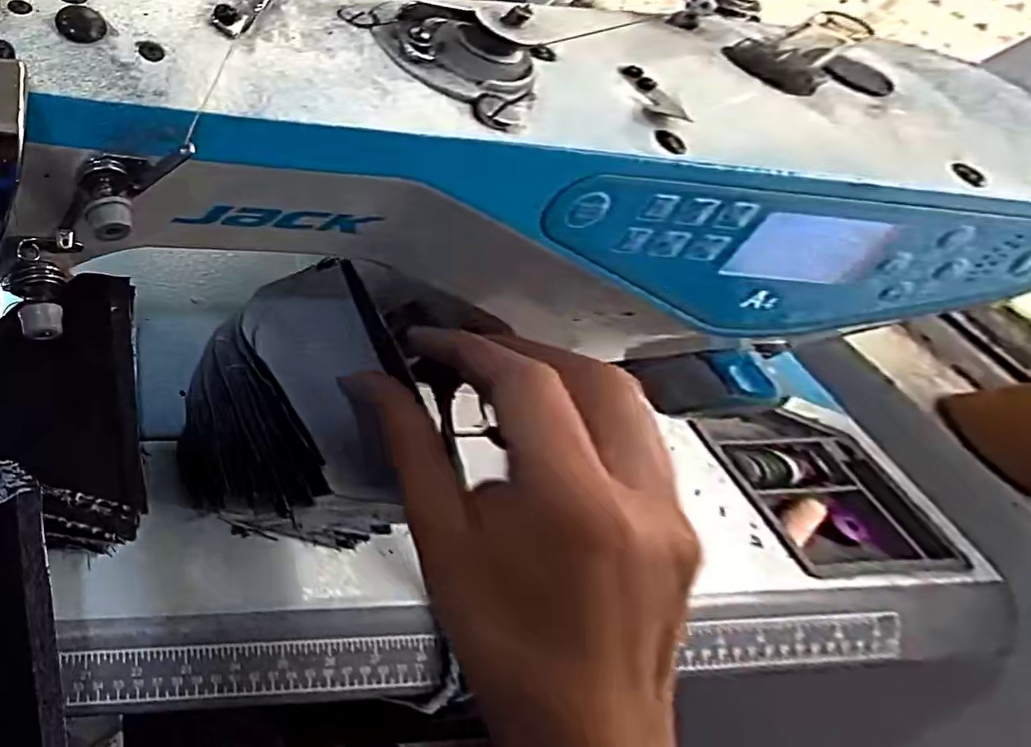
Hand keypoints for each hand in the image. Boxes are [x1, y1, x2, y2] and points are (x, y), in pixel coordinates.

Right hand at [345, 329, 699, 746]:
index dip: (468, 347)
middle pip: (591, 375)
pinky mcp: (679, 528)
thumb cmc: (502, 638)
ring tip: (495, 382)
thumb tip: (371, 383)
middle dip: (517, 349)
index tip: (426, 342)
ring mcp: (671, 515)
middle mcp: (640, 501)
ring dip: (557, 374)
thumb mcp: (438, 529)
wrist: (581, 726)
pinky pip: (639, 438)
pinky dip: (585, 410)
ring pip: (626, 401)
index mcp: (574, 501)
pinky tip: (540, 430)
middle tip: (460, 354)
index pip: (527, 381)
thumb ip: (407, 440)